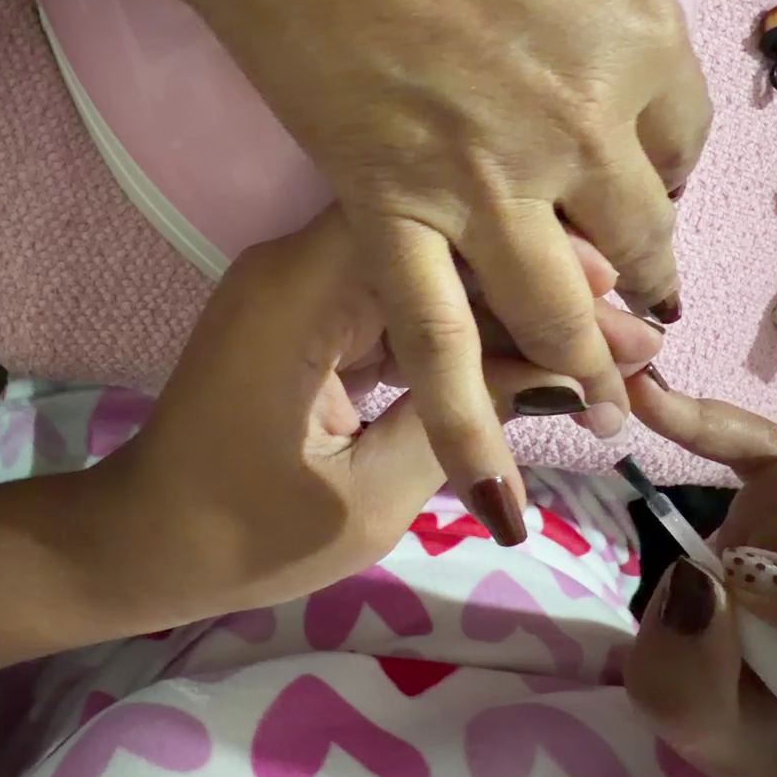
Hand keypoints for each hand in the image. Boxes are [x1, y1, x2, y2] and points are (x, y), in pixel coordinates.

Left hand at [97, 210, 662, 620]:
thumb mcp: (370, 494)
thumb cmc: (246, 535)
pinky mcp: (301, 311)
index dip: (534, 260)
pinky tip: (523, 358)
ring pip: (425, 273)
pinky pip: (394, 302)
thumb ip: (465, 419)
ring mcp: (296, 283)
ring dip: (503, 314)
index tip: (621, 302)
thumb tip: (565, 370)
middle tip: (631, 339)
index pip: (438, 237)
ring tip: (595, 356)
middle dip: (534, 292)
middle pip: (438, 247)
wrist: (144, 540)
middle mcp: (295, 263)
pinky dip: (456, 332)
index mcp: (300, 293)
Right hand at [134, 0, 776, 538]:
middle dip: (640, 277)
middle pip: (633, 237)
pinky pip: (434, 344)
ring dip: (581, 360)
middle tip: (635, 307)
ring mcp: (476, 184)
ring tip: (601, 405)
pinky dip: (466, 426)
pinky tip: (497, 493)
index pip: (681, 134)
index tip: (640, 172)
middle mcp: (572, 131)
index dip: (664, 159)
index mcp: (633, 35)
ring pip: (551, 308)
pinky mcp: (381, 211)